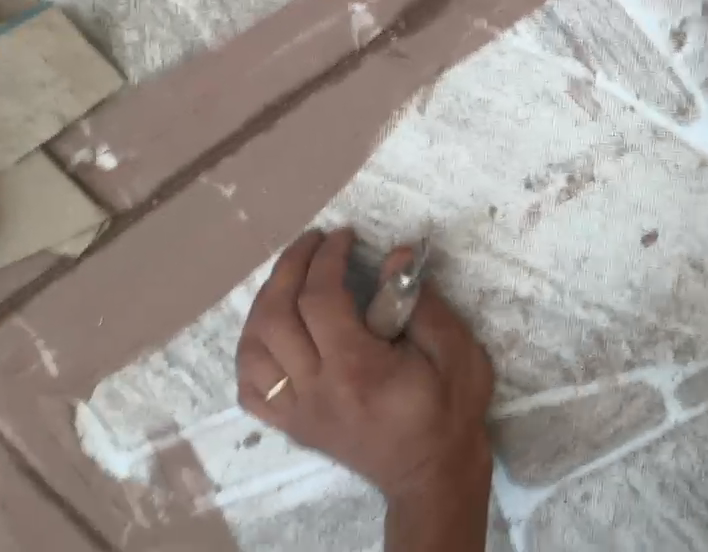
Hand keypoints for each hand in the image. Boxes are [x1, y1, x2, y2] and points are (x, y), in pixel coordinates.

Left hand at [236, 229, 494, 503]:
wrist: (432, 471)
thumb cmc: (451, 407)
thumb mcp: (456, 349)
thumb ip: (422, 303)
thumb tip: (396, 257)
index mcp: (356, 369)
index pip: (320, 301)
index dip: (326, 259)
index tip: (344, 235)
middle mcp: (314, 390)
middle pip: (274, 319)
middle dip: (289, 269)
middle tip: (313, 241)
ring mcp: (296, 410)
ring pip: (252, 351)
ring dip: (264, 303)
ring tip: (292, 275)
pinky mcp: (292, 423)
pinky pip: (251, 385)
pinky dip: (252, 349)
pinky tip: (271, 328)